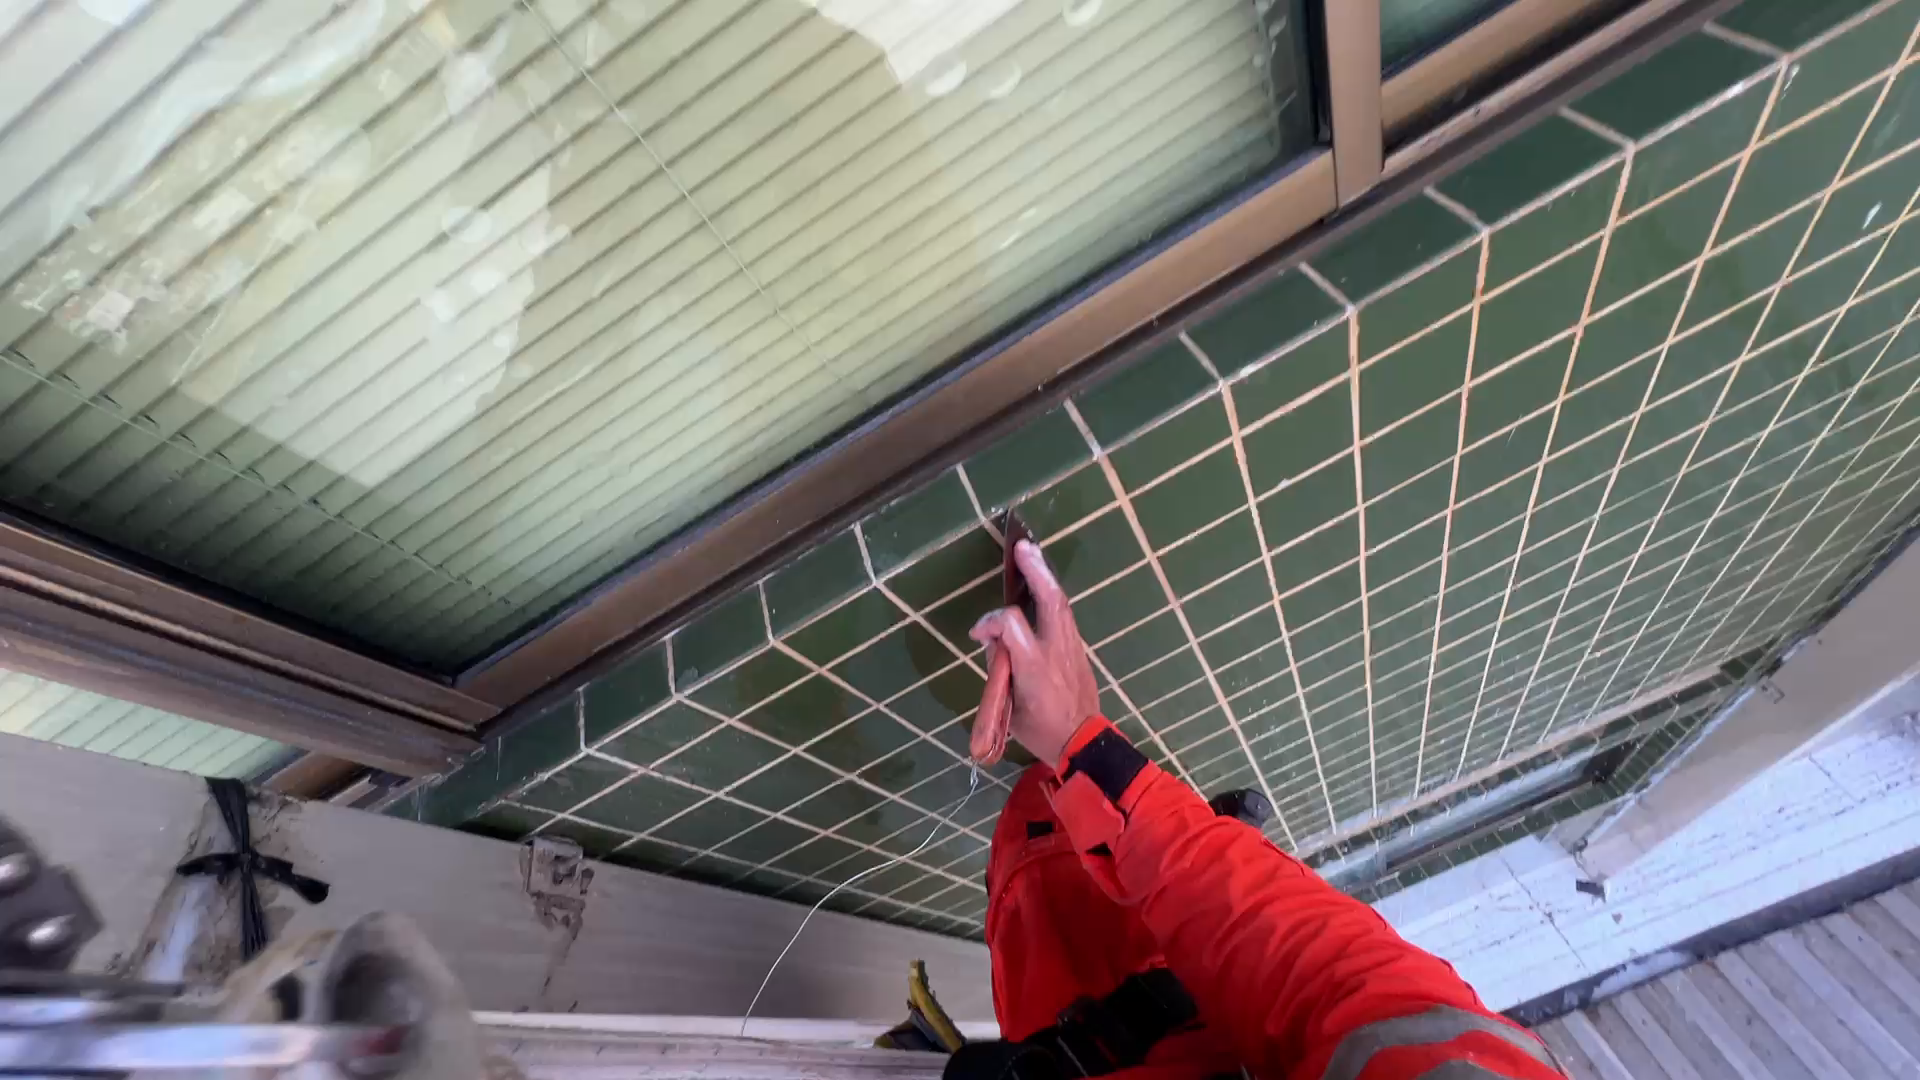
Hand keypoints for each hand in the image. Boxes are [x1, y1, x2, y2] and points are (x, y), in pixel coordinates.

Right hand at [970, 539, 1100, 767]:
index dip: (990, 622)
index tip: (977, 635)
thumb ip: (1000, 670)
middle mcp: (1056, 649)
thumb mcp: (1009, 707)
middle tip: (1022, 548)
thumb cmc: (1040, 730)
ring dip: (1045, 575)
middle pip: (1050, 601)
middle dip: (1036, 571)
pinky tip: (1042, 582)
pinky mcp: (1079, 647)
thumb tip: (994, 642)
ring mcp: (1072, 646)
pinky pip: (1065, 613)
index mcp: (1034, 666)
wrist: (1083, 743)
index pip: (1011, 624)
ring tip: (1031, 553)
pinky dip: (1051, 593)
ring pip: (1062, 602)